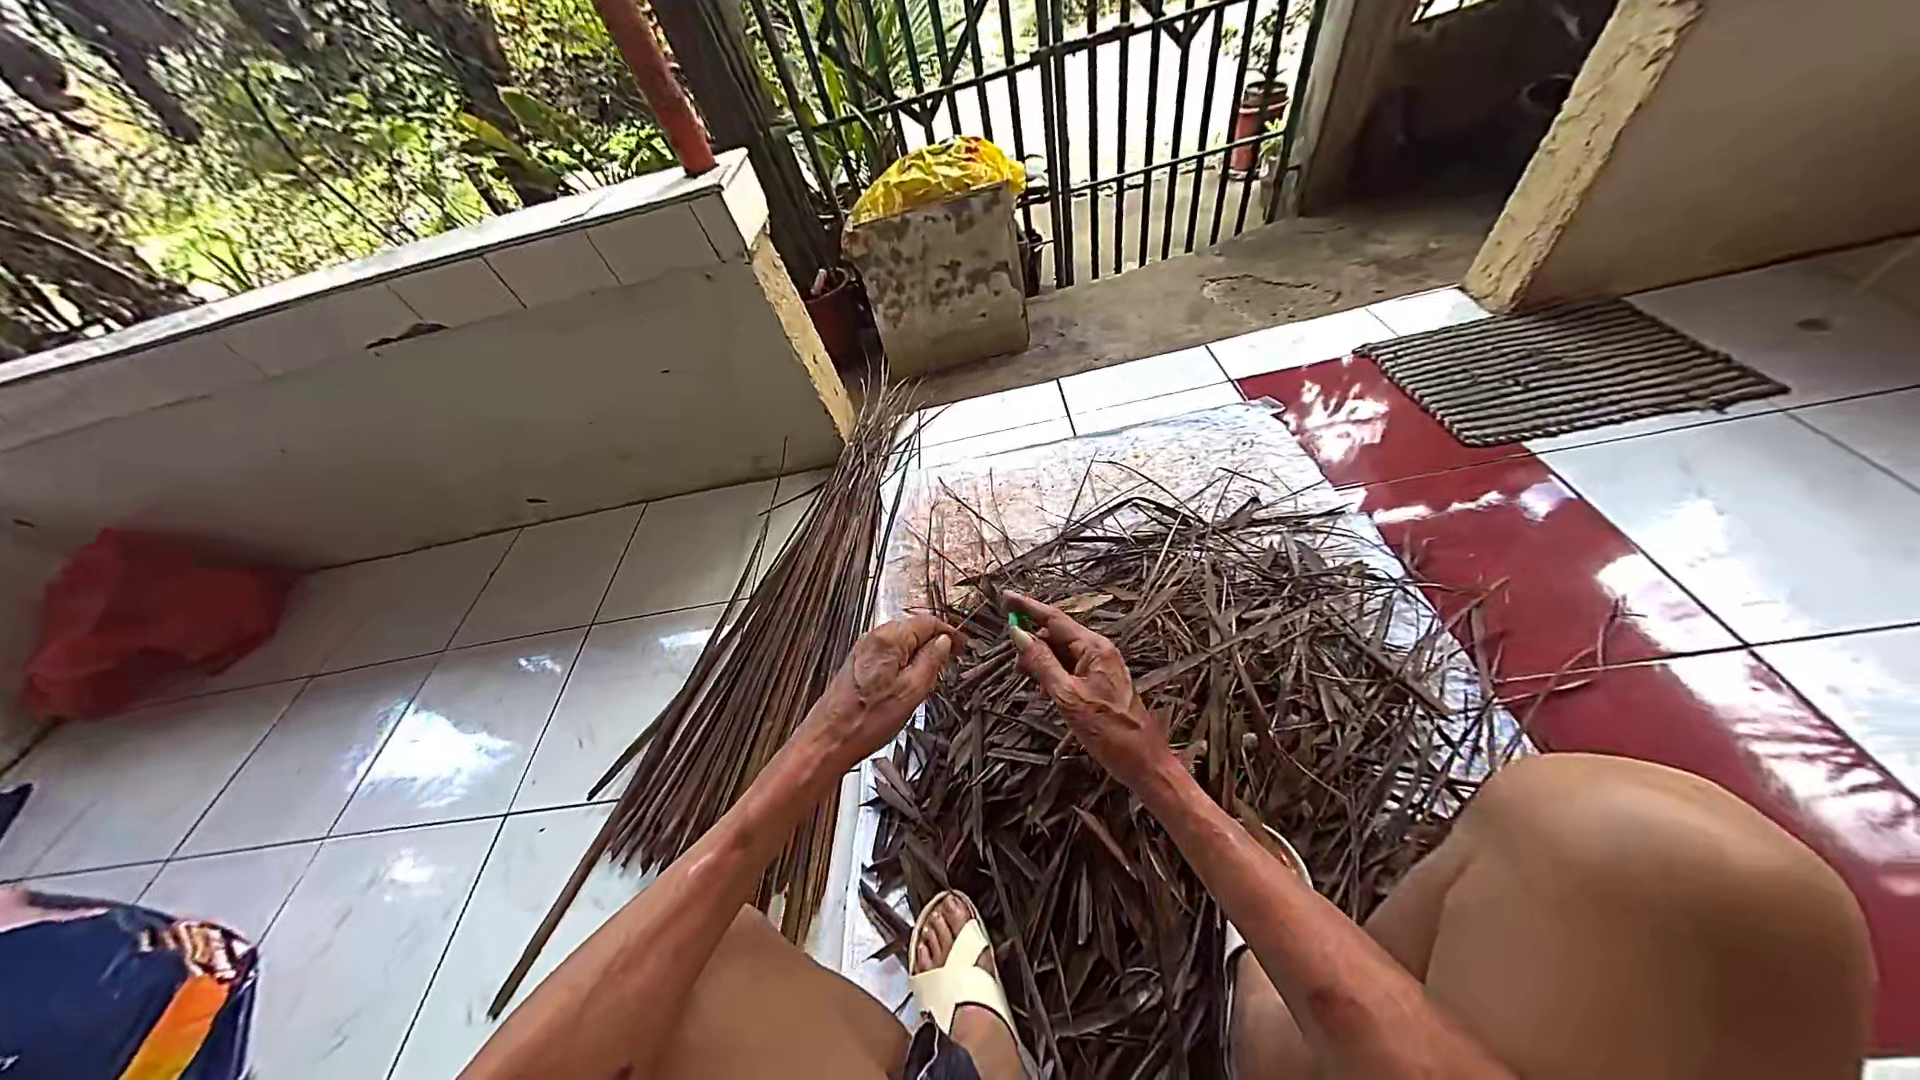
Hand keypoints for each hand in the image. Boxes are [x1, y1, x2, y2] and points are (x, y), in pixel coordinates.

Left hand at [793, 615, 960, 778]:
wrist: (828, 740)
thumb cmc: (865, 720)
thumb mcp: (912, 691)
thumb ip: (931, 661)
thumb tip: (944, 642)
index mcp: (889, 639)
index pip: (928, 622)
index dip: (950, 632)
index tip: (963, 644)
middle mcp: (873, 638)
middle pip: (913, 629)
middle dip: (935, 642)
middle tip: (953, 659)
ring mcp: (863, 650)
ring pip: (901, 643)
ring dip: (920, 653)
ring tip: (934, 673)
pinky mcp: (858, 665)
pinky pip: (889, 655)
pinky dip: (904, 662)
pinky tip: (909, 681)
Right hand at [1005, 590, 1173, 789]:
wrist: (1142, 762)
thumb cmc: (1110, 732)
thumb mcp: (1067, 697)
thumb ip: (1041, 663)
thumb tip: (1019, 635)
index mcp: (1094, 649)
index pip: (1054, 618)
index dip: (1027, 607)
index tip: (1006, 598)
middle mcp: (1099, 651)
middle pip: (1056, 635)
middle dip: (1032, 642)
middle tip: (1015, 661)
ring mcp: (1100, 666)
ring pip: (1061, 653)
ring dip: (1041, 661)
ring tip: (1029, 680)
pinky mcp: (1099, 682)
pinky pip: (1069, 668)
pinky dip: (1053, 674)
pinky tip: (1045, 690)